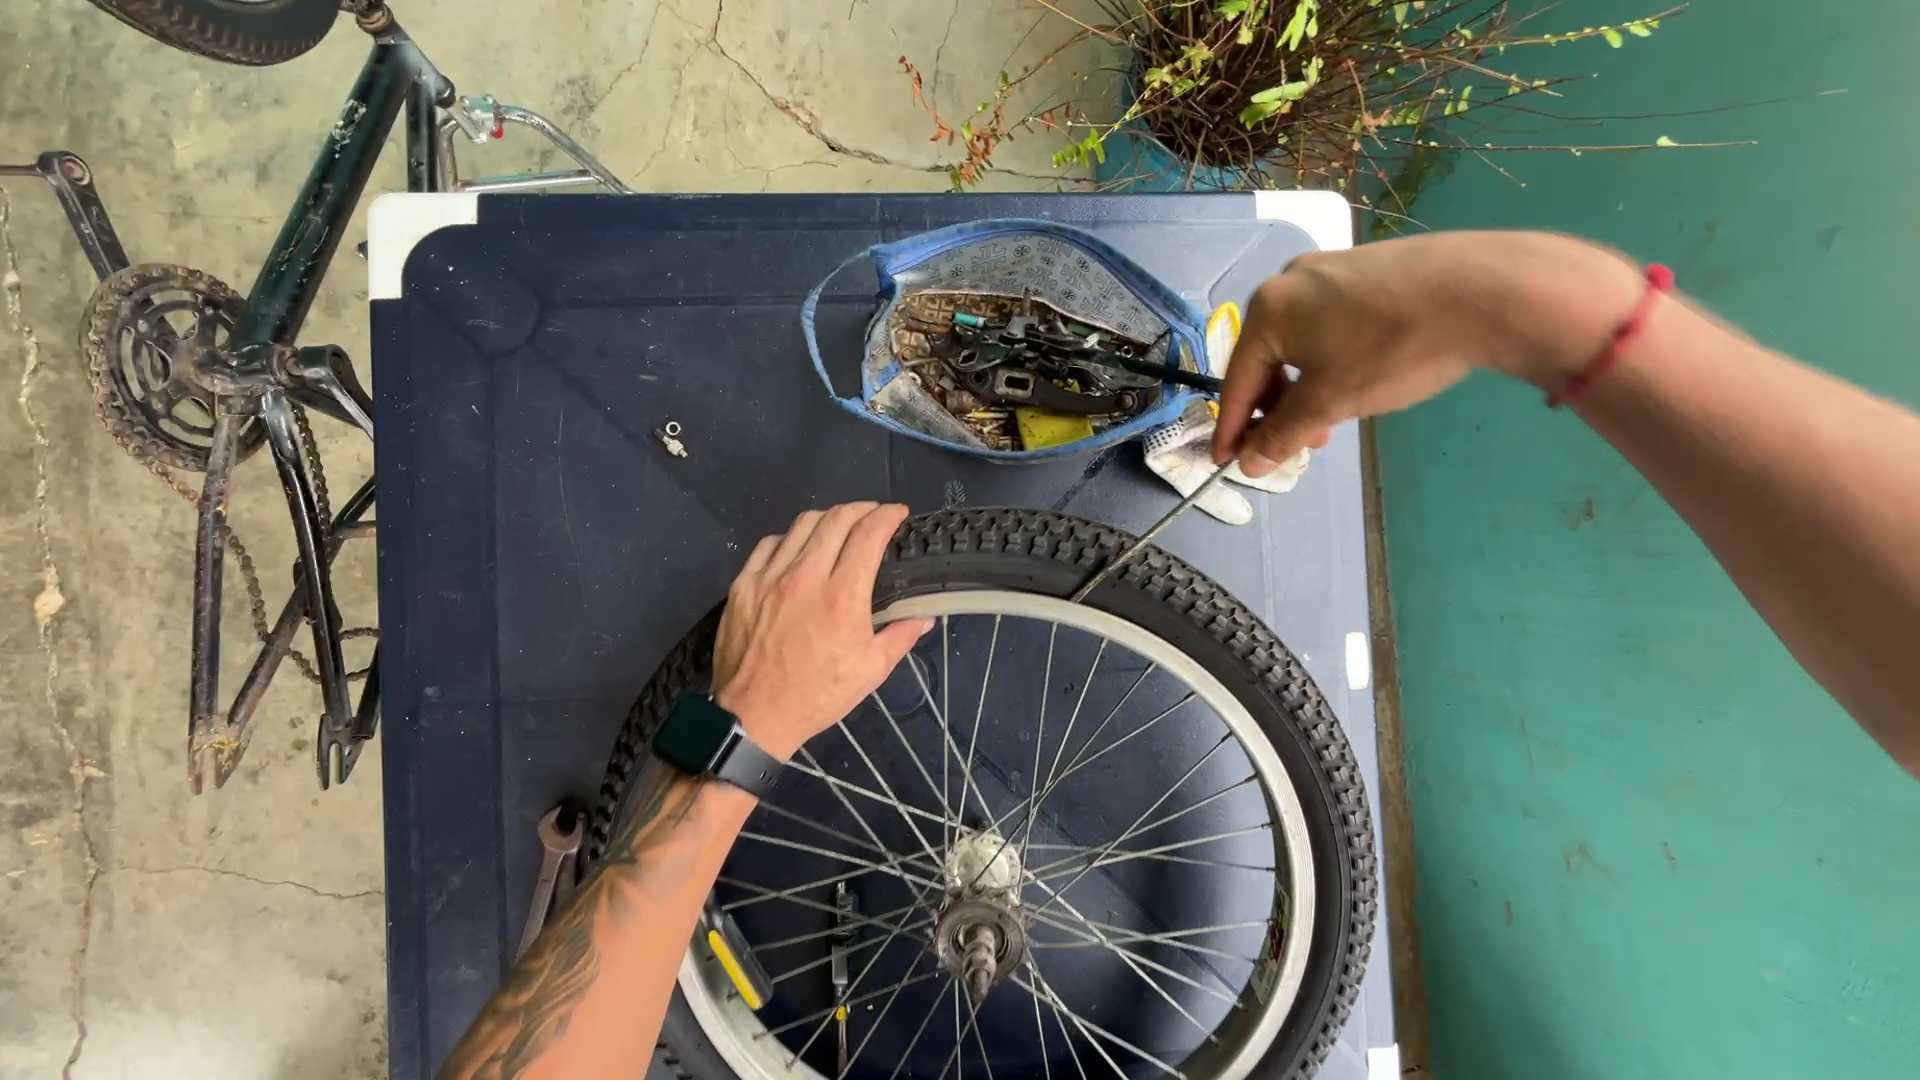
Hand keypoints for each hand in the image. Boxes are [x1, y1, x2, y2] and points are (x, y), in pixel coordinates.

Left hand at [712, 502, 934, 760]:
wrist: (754, 717)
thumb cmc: (817, 696)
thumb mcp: (871, 671)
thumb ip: (901, 637)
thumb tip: (925, 617)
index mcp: (843, 596)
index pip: (869, 534)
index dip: (888, 516)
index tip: (898, 514)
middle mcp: (806, 577)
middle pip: (836, 518)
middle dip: (862, 509)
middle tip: (873, 515)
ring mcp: (769, 578)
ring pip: (802, 524)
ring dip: (828, 518)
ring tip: (839, 527)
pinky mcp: (743, 585)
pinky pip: (769, 544)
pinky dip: (790, 538)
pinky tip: (798, 548)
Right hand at [1212, 231, 1645, 474]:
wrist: (1491, 289)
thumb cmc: (1393, 348)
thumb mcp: (1329, 402)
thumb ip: (1282, 434)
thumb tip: (1248, 463)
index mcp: (1268, 309)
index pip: (1237, 380)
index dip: (1232, 427)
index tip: (1226, 463)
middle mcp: (1290, 281)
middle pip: (1266, 360)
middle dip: (1275, 410)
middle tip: (1290, 447)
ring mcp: (1332, 270)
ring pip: (1300, 344)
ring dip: (1304, 390)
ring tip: (1327, 422)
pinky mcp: (1369, 270)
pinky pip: (1329, 325)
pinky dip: (1329, 362)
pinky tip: (1354, 381)